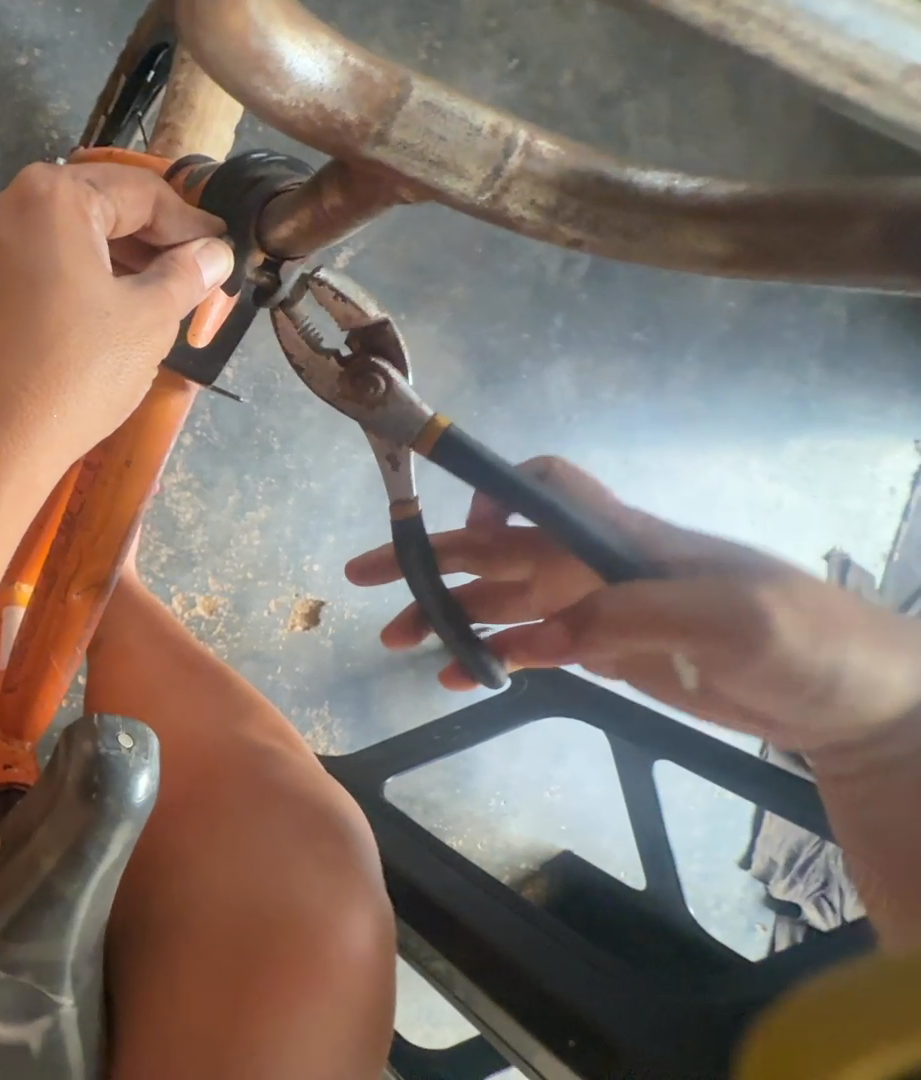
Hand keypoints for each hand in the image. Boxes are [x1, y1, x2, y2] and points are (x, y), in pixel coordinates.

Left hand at [0, 162, 234, 472]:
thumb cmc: (75, 375)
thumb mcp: (148, 320)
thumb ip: (187, 274)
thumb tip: (214, 253)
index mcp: (49, 196)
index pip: (139, 192)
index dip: (188, 223)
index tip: (219, 250)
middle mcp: (2, 206)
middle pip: (94, 208)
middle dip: (147, 240)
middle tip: (190, 274)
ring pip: (60, 238)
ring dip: (110, 260)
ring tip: (153, 295)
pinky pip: (30, 266)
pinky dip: (70, 278)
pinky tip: (100, 310)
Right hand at [345, 456, 920, 753]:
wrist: (853, 699)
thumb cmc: (803, 637)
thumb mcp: (728, 618)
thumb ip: (624, 617)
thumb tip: (535, 640)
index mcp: (613, 538)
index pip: (542, 488)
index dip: (492, 496)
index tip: (460, 532)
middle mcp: (587, 564)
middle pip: (488, 551)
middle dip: (423, 561)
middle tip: (361, 577)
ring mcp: (589, 608)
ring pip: (494, 604)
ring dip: (441, 617)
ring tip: (395, 642)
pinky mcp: (595, 649)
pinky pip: (521, 646)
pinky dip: (483, 658)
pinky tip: (456, 677)